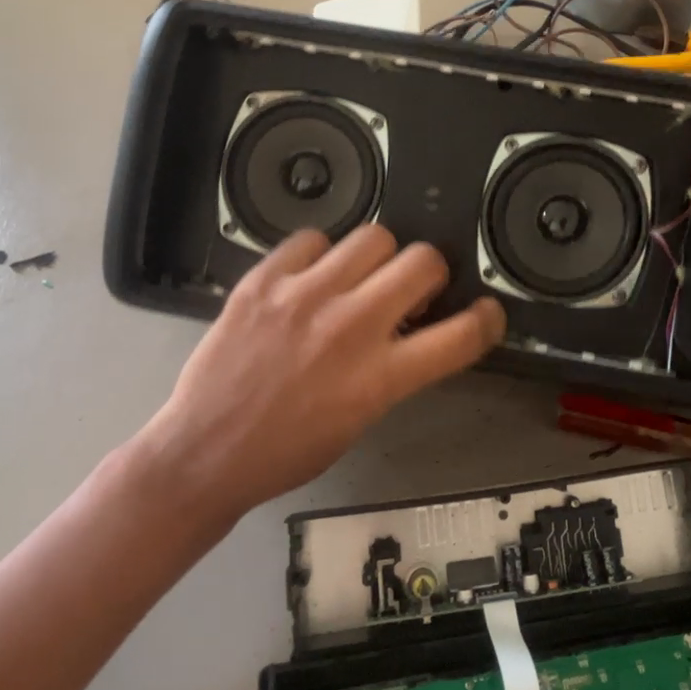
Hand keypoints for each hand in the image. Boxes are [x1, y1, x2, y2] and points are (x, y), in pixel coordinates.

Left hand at [131, 225, 505, 519]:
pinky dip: (320, 254)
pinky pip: (312, 238)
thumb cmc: (287, 451)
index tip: (485, 313)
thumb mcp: (361, 419)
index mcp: (380, 376)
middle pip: (424, 261)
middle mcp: (350, 326)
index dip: (486, 319)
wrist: (204, 452)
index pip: (461, 334)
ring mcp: (304, 296)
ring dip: (377, 259)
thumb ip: (394, 368)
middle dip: (429, 275)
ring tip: (357, 279)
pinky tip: (310, 279)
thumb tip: (414, 327)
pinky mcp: (264, 280)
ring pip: (374, 237)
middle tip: (409, 292)